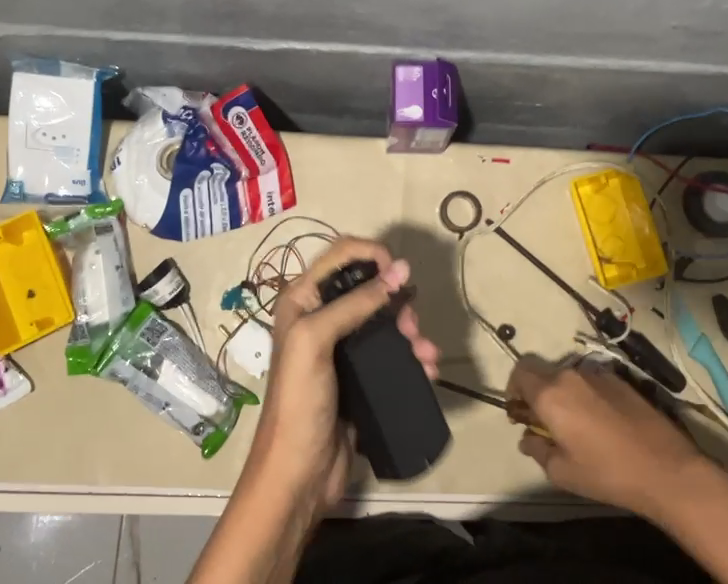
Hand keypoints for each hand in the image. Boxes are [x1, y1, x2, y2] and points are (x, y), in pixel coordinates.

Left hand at [245, 238, 440, 510]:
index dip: (373, 254)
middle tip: (410, 326)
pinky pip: (393, 352)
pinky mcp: (362, 376)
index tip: (400, 273)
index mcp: (301, 300)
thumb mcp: (315, 341)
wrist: (300, 474)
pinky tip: (427, 369)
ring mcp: (343, 348)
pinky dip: (413, 356)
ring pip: (387, 320)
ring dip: (411, 331)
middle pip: (370, 286)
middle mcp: (321, 317)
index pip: (342, 254)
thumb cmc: (299, 401)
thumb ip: (356, 303)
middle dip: (397, 300)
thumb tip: (401, 269)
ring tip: (424, 354)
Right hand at [509, 357, 708, 518]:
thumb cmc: (607, 473)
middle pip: (543, 371)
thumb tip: (528, 437)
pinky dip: (587, 395)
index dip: (514, 387)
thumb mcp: (562, 472)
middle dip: (538, 391)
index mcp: (551, 394)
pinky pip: (592, 381)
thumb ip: (537, 449)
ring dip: (564, 393)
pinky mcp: (622, 380)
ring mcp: (599, 374)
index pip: (520, 370)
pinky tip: (602, 422)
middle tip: (546, 421)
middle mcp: (572, 375)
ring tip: (578, 424)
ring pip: (569, 375)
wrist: (665, 468)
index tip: (520, 411)